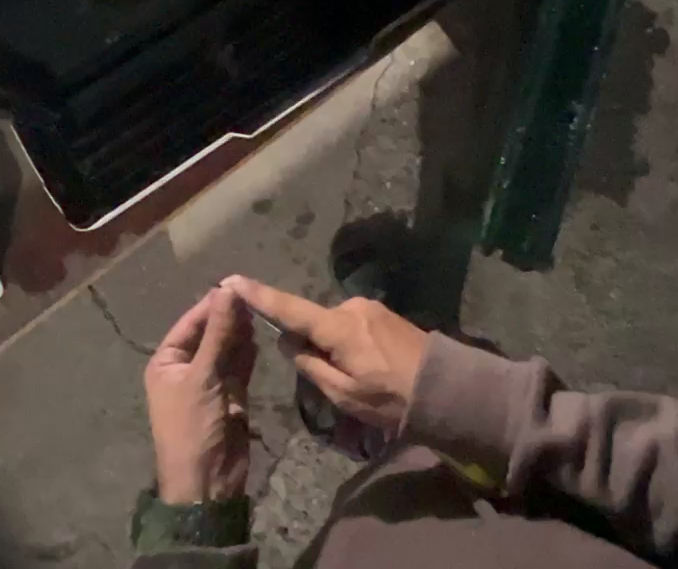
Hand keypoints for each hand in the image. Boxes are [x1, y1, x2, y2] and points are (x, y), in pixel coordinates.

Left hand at [144, 287, 256, 504]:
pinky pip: (240, 363)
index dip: (213, 303)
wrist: (208, 483)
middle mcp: (187, 367)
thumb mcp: (203, 377)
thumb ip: (219, 332)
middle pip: (212, 332)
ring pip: (228, 345)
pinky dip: (249, 351)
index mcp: (167, 362)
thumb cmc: (193, 428)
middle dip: (230, 316)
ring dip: (242, 331)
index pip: (192, 322)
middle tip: (256, 294)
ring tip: (261, 311)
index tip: (239, 282)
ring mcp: (210, 380)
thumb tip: (229, 289)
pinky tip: (260, 336)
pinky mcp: (232, 392)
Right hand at [221, 276, 427, 434]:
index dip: (260, 297)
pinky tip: (369, 367)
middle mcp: (352, 307)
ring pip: (335, 326)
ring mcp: (370, 307)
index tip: (233, 280)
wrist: (444, 387)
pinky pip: (352, 325)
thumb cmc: (390, 397)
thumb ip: (311, 366)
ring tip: (360, 380)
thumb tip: (288, 343)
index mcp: (339, 327)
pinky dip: (350, 343)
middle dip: (312, 344)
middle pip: (315, 322)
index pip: (291, 309)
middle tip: (335, 381)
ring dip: (335, 347)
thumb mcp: (344, 394)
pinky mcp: (383, 313)